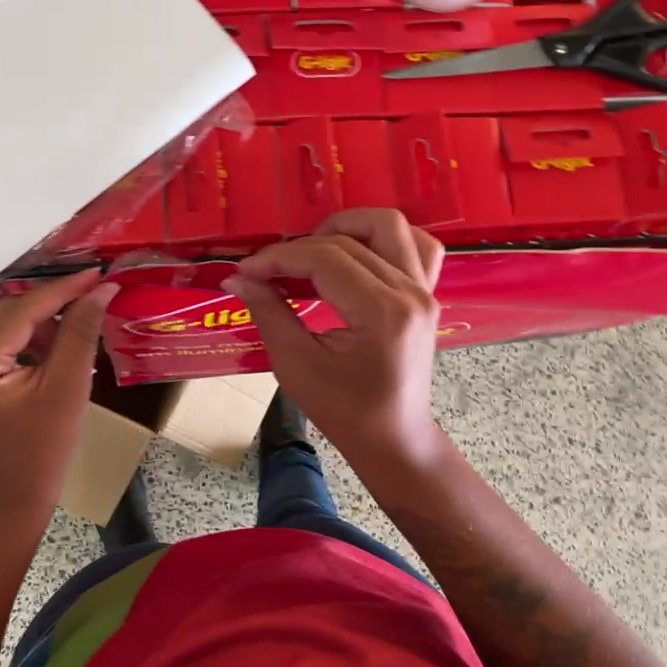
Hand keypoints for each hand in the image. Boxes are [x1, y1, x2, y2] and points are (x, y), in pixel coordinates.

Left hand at [0, 269, 119, 499]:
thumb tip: (101, 289)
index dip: (63, 290)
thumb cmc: (44, 446)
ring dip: (43, 318)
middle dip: (53, 302)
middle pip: (9, 311)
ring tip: (80, 323)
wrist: (19, 488)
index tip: (99, 274)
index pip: (20, 311)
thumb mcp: (68, 387)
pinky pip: (0, 335)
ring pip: (6, 319)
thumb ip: (80, 333)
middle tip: (96, 293)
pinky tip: (57, 342)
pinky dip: (30, 334)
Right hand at [224, 209, 446, 470]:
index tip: (245, 269)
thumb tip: (238, 278)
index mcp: (381, 314)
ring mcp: (425, 291)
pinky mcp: (428, 294)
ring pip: (390, 227)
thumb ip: (269, 313)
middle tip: (269, 269)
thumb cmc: (343, 411)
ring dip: (347, 227)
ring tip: (314, 250)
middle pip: (351, 240)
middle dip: (301, 247)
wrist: (392, 439)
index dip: (279, 258)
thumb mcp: (296, 365)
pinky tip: (358, 253)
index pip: (325, 260)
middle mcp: (411, 293)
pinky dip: (385, 239)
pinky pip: (418, 246)